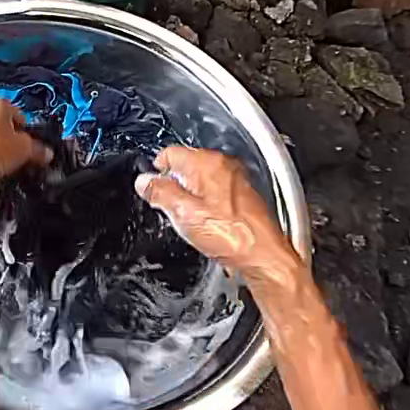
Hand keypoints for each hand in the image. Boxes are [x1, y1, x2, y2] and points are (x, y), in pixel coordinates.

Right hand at [135, 147, 299, 283]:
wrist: (265, 257)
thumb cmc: (232, 236)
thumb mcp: (182, 214)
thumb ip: (159, 193)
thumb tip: (144, 182)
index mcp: (208, 164)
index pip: (170, 152)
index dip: (156, 171)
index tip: (151, 186)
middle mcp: (224, 166)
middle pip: (185, 165)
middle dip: (173, 183)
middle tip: (171, 207)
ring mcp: (235, 180)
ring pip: (200, 179)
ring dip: (189, 195)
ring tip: (190, 218)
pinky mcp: (242, 196)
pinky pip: (214, 192)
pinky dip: (205, 203)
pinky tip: (207, 223)